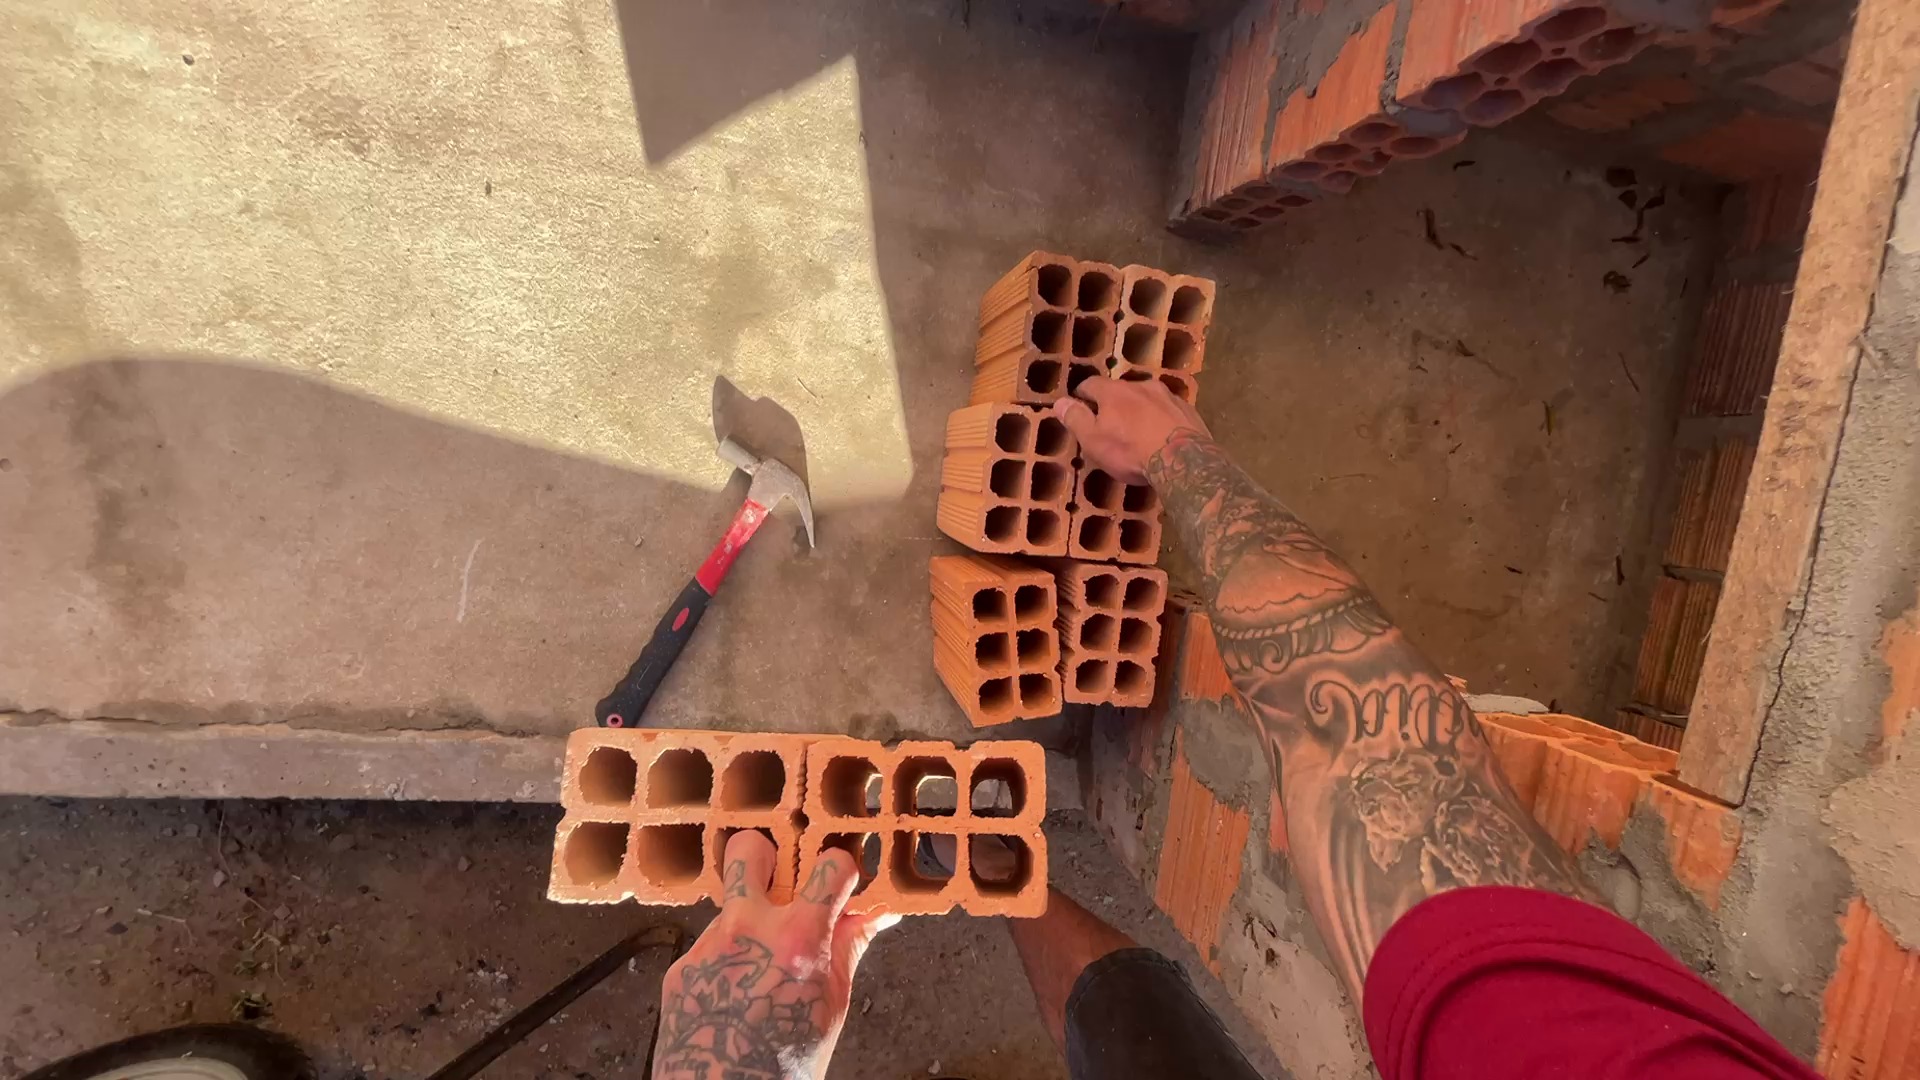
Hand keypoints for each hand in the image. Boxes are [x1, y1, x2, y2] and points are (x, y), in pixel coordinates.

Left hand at [653, 832, 897, 1079]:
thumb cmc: (786, 1068)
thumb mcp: (832, 1006)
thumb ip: (848, 946)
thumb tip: (879, 912)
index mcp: (797, 938)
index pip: (831, 864)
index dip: (842, 869)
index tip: (841, 883)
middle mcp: (747, 929)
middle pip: (748, 848)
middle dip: (766, 854)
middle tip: (779, 882)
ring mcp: (707, 947)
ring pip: (730, 904)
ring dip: (748, 922)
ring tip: (759, 966)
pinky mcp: (680, 969)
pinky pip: (710, 945)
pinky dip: (727, 960)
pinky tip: (735, 993)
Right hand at [1052, 378, 1209, 484]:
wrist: (1183, 461)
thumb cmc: (1130, 451)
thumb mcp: (1093, 440)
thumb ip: (1075, 419)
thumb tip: (1059, 402)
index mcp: (1114, 392)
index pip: (1090, 384)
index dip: (1081, 394)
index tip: (1078, 404)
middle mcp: (1141, 386)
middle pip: (1120, 390)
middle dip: (1112, 403)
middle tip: (1108, 423)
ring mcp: (1168, 396)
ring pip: (1146, 398)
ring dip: (1138, 409)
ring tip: (1136, 431)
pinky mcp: (1188, 410)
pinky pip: (1167, 410)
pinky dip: (1160, 419)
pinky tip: (1160, 436)